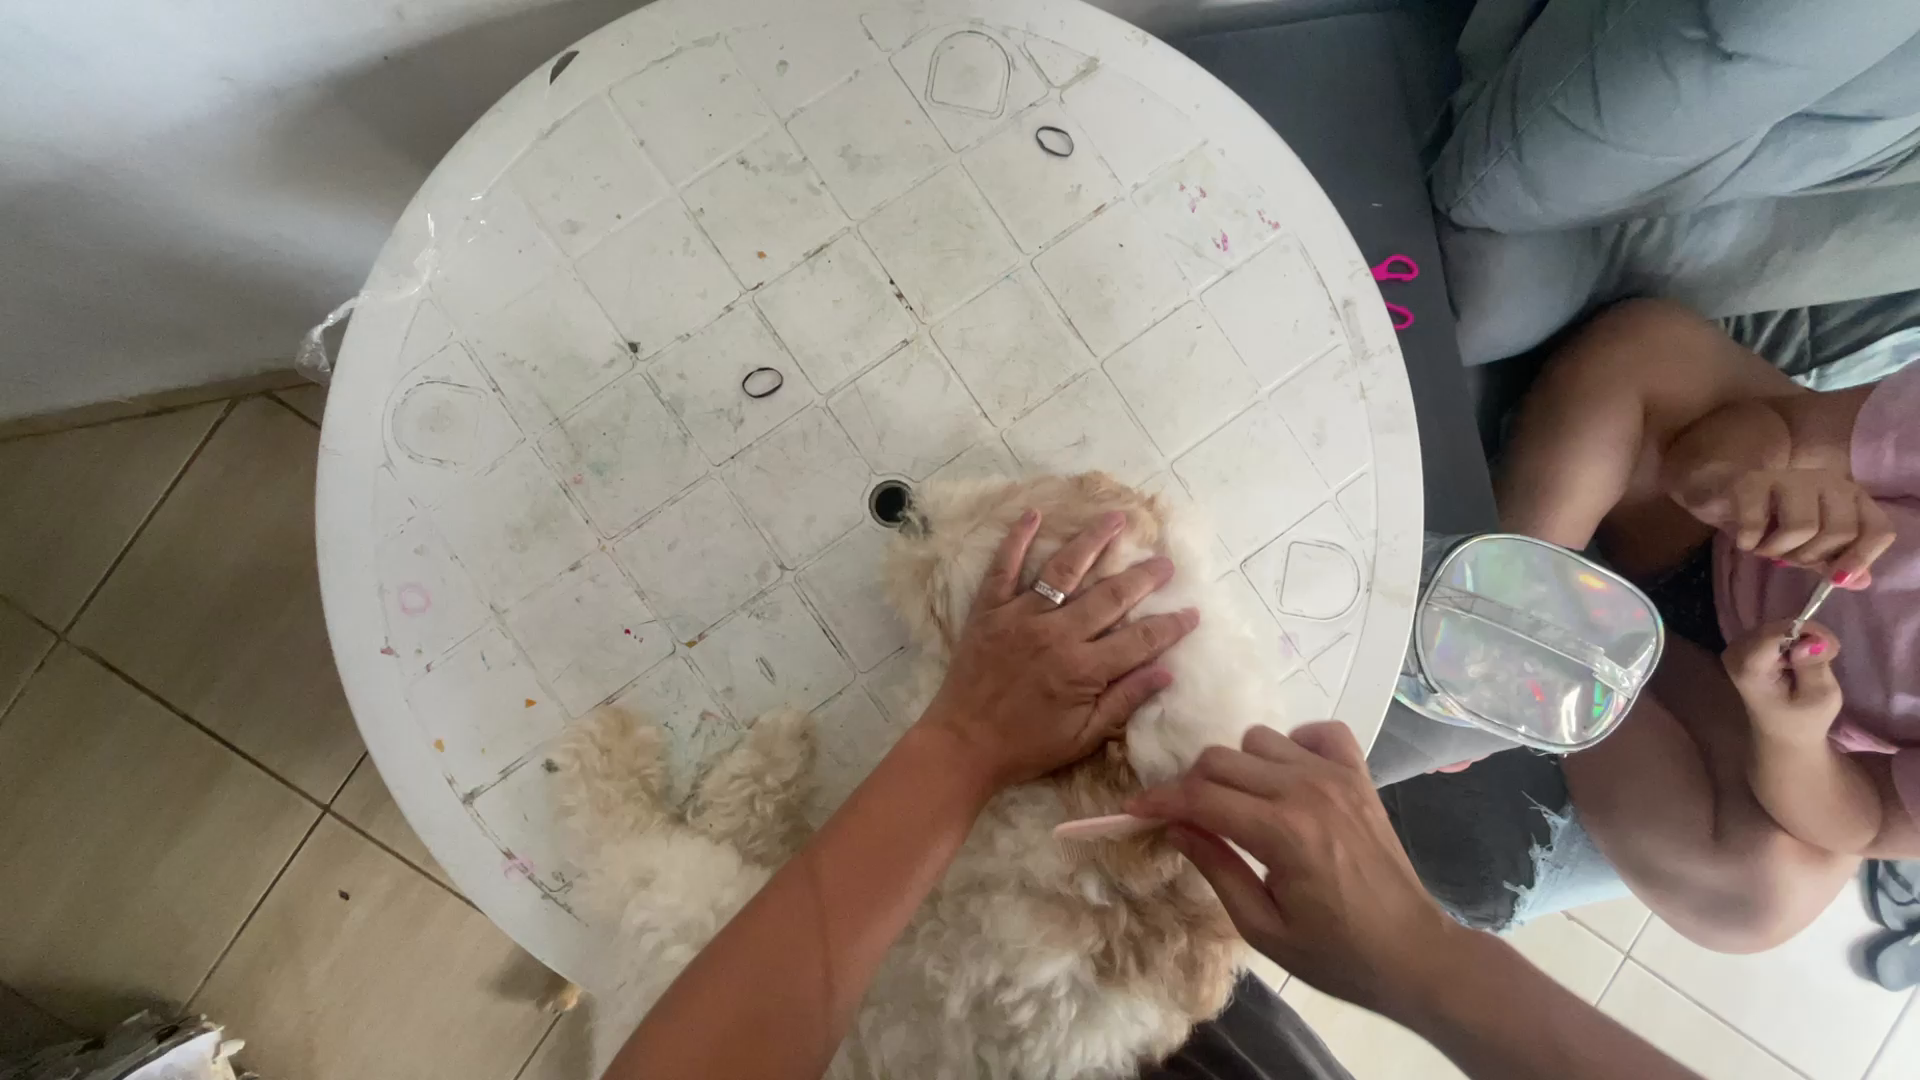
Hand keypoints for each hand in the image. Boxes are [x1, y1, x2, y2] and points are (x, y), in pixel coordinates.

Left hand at [916, 510, 1198, 791]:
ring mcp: (1020, 616)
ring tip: (1116, 518)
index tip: (1191, 612)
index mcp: (1083, 669)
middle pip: (1109, 596)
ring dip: (1093, 541)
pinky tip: (1034, 514)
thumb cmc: (1026, 746)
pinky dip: (1017, 539)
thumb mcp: (1083, 737)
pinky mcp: (989, 610)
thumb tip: (1166, 672)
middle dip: (1143, 577)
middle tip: (1165, 561)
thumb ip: (1124, 701)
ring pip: (1064, 570)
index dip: (1170, 626)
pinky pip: (1004, 568)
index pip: (1139, 640)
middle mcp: (1056, 634)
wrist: (963, 744)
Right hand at [1127, 723, 1467, 1017]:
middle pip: (1219, 760)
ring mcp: (1336, 776)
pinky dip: (1295, 745)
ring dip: (1239, 768)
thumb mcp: (1262, 927)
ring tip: (1245, 804)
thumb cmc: (1336, 954)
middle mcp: (1306, 790)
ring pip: (1257, 739)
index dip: (1159, 801)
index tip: (1134, 810)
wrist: (1418, 956)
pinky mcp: (1358, 775)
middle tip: (1188, 818)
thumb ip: (1214, 867)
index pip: (1200, 798)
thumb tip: (1173, 825)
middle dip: (1190, 786)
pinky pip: (1317, 731)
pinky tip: (1290, 778)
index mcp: (1283, 833)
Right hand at [1667, 465, 1892, 586]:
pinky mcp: (1751, 482)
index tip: (1835, 579)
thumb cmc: (1763, 516)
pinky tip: (1742, 541)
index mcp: (1850, 497)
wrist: (1714, 492)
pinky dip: (1748, 541)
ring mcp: (1790, 478)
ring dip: (1776, 549)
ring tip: (1761, 549)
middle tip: (1782, 559)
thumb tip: (1860, 582)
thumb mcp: (1800, 541)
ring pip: (1802, 528)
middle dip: (1806, 556)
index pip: (1878, 530)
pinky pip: (1756, 523)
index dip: (1862, 558)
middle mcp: (1829, 483)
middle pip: (1839, 532)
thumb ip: (1829, 558)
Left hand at [1722, 618, 1842, 745]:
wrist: (1781, 732)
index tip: (1832, 646)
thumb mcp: (1821, 696)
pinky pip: (1768, 635)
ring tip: (1815, 661)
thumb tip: (1811, 639)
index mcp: (1748, 668)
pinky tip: (1798, 660)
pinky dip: (1789, 642)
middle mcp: (1733, 655)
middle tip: (1830, 654)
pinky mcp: (1741, 652)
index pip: (1772, 634)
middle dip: (1805, 635)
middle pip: (1771, 628)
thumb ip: (1814, 665)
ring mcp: (1733, 652)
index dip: (1805, 631)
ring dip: (1799, 639)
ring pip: (1771, 629)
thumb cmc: (1804, 718)